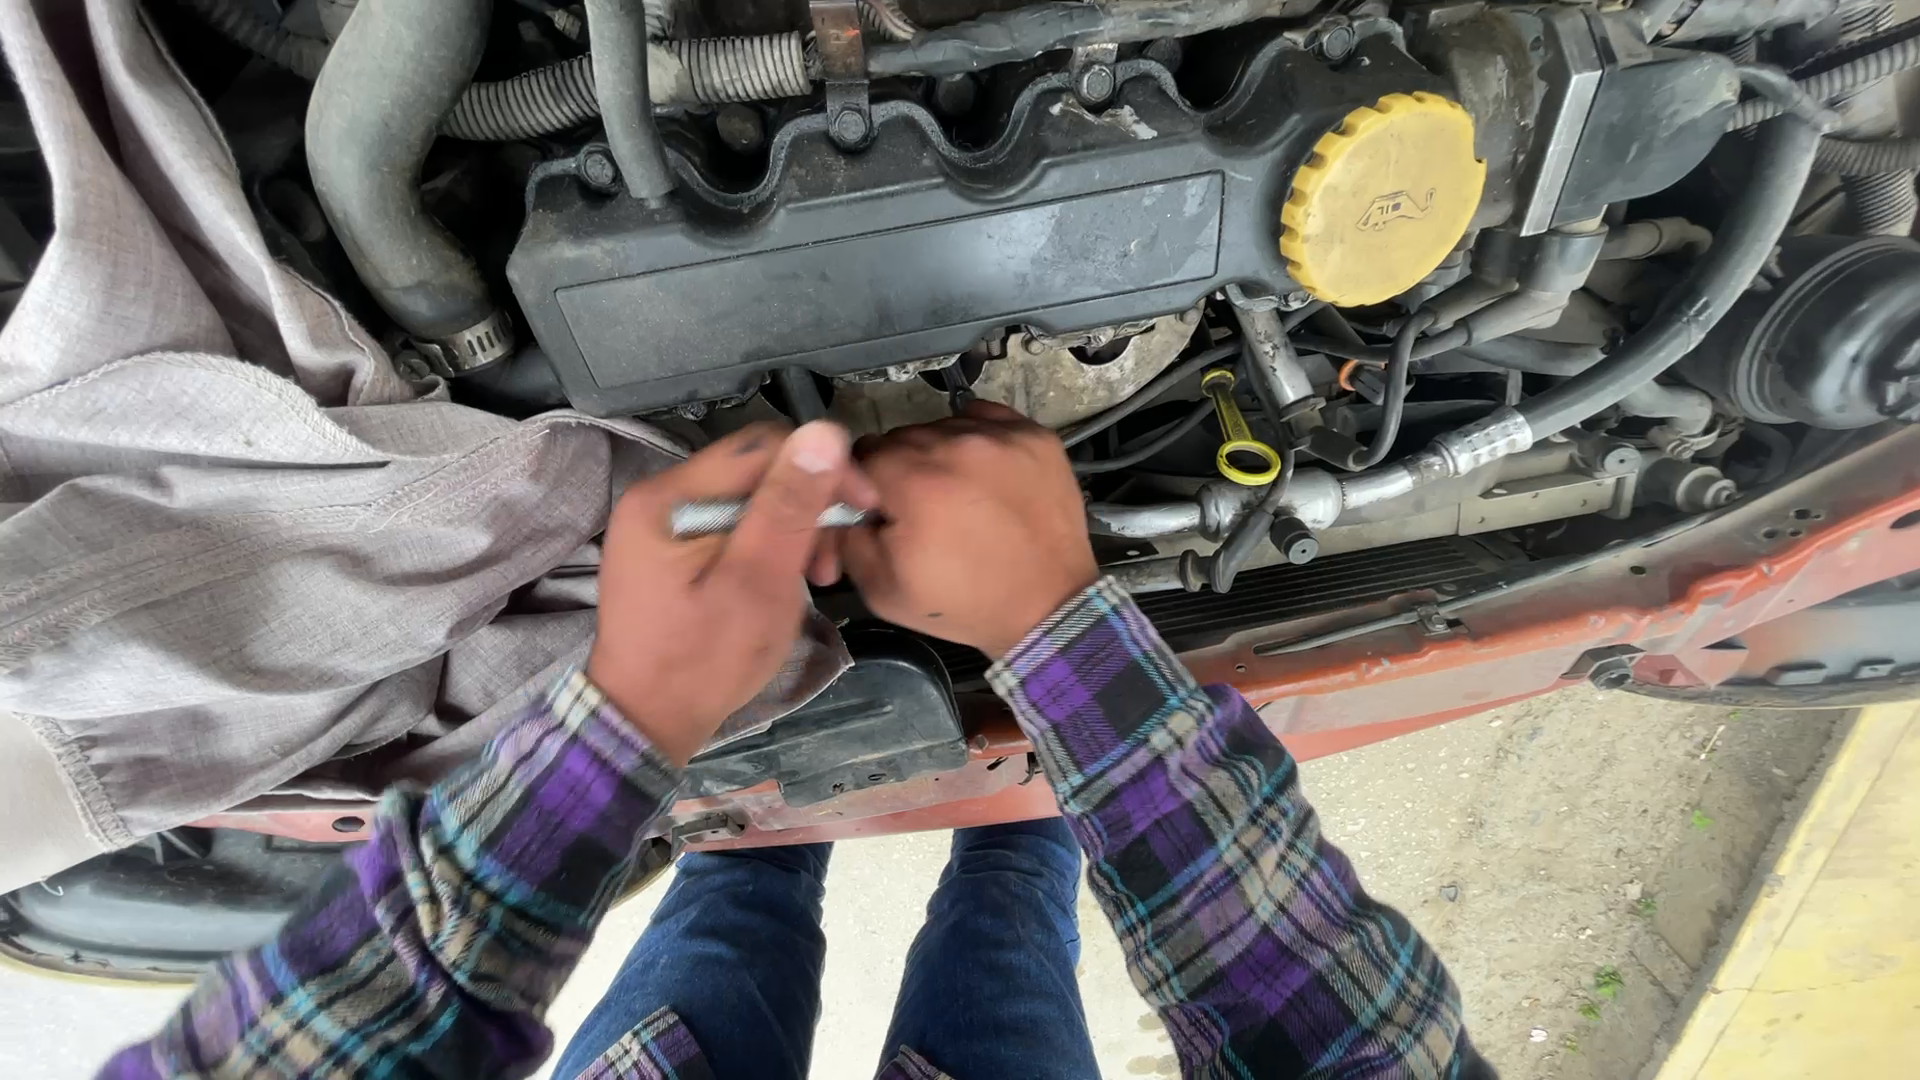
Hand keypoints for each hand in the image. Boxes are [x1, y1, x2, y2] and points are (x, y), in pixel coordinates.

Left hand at [587, 421, 876, 764]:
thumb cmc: (706, 658)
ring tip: (816, 573)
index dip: (821, 468)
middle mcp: (662, 496)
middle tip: (832, 560)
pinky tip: (785, 575)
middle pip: (757, 470)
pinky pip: (735, 524)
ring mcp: (665, 523)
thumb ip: (789, 506)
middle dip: (809, 503)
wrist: (648, 720)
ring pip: (751, 497)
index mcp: (672, 496)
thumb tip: (825, 431)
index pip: (764, 447)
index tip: (860, 508)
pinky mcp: (674, 548)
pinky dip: (770, 543)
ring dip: (794, 526)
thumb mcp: (758, 582)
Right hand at [840, 401, 1097, 658]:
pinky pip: (986, 418)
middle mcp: (956, 445)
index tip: (882, 511)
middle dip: (901, 470)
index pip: (860, 455)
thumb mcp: (882, 589)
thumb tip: (835, 506)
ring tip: (958, 496)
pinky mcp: (1034, 435)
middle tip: (922, 509)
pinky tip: (983, 475)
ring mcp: (1000, 436)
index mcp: (914, 480)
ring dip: (940, 454)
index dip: (865, 486)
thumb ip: (843, 539)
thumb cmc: (964, 603)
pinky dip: (978, 440)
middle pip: (902, 437)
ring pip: (943, 426)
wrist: (1047, 607)